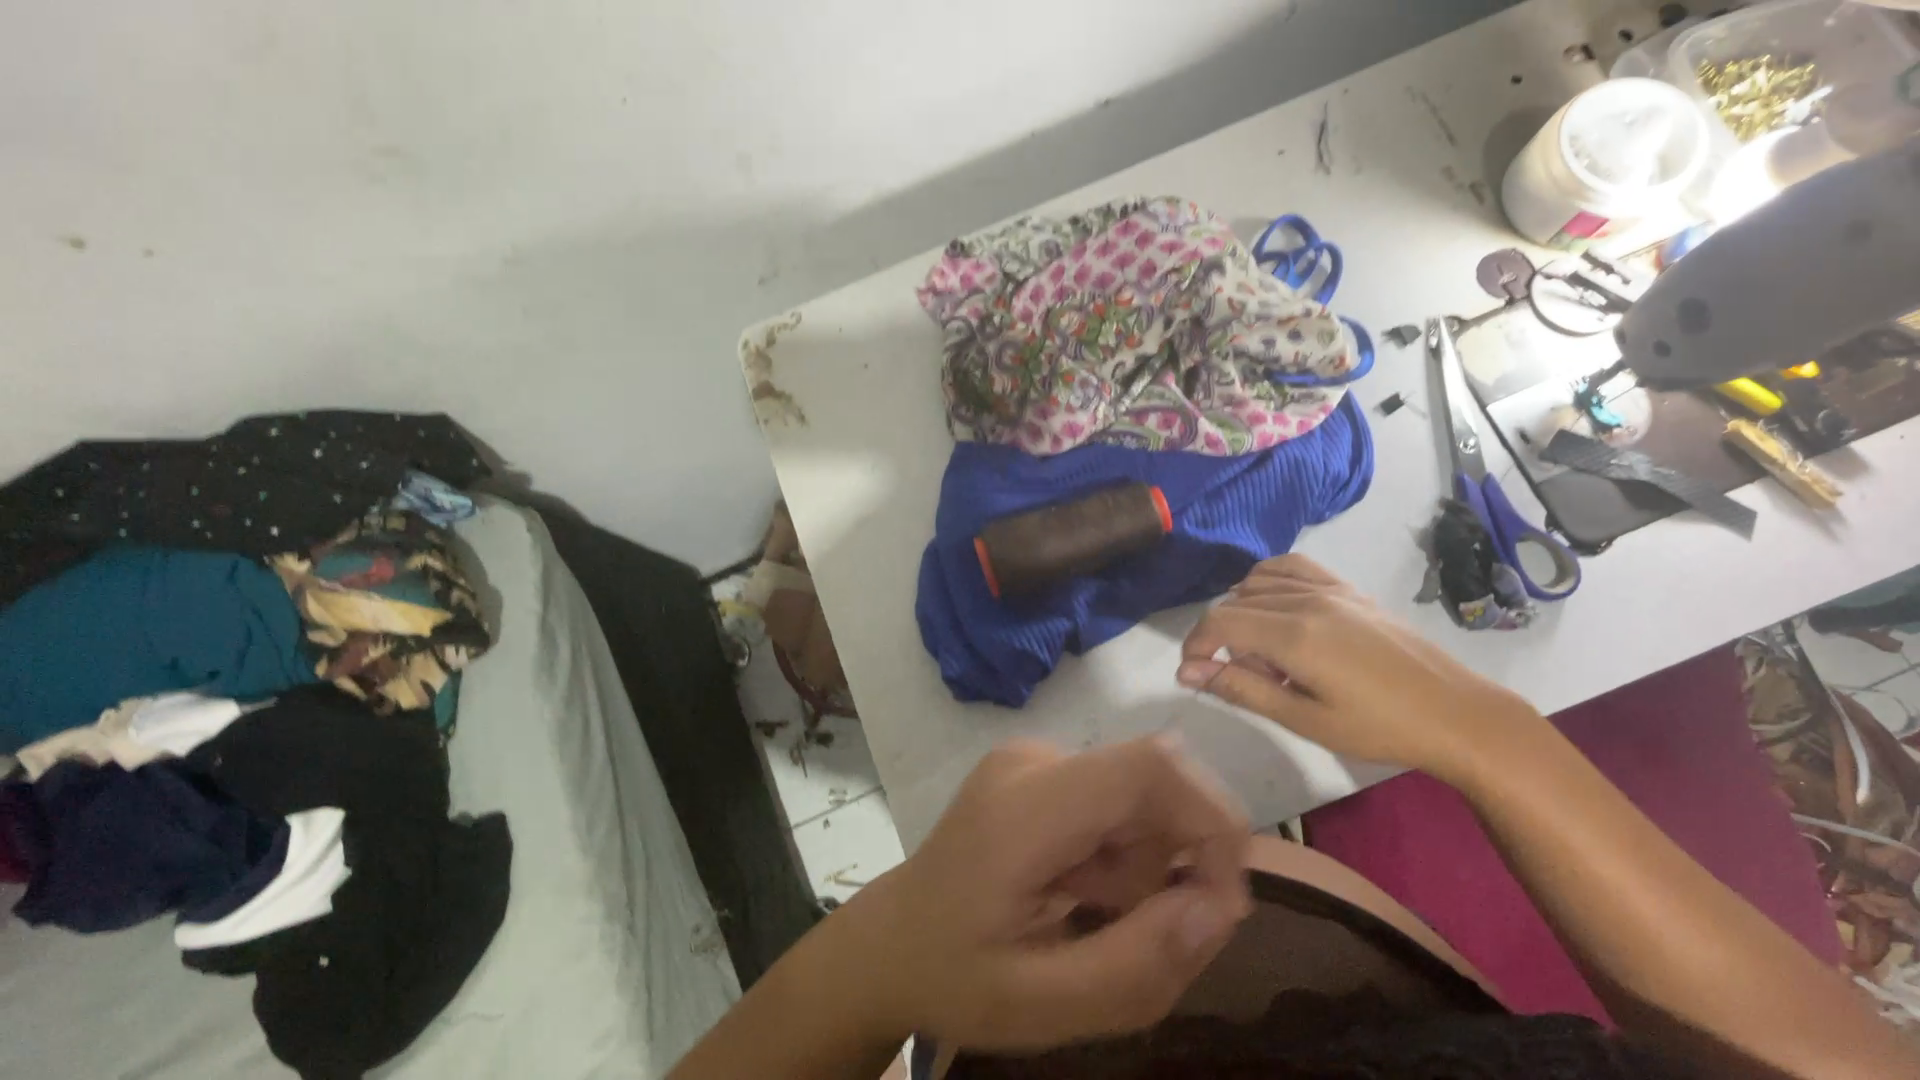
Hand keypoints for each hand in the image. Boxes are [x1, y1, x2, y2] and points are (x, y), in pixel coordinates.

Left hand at [842, 736, 1251, 1051]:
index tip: (1221, 900)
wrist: (891, 944)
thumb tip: (1222, 906)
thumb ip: (1137, 963)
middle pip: (1152, 784)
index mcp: (1024, 810)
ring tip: (1091, 912)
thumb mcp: (1043, 1003)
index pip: (1147, 767)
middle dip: (1173, 859)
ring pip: (1139, 796)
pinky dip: (1121, 853)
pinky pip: (1115, 801)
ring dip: (1143, 864)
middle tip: (1142, 929)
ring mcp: (1032, 761)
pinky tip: (1078, 889)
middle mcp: (1031, 763)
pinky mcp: (1038, 772)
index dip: (1209, 819)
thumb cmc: (956, 977)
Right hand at [1177, 554, 1543, 783]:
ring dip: (1243, 613)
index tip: (1194, 674)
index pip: (1220, 622)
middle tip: (1245, 679)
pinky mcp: (1349, 590)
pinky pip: (1293, 568)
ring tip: (1264, 653)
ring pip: (1258, 583)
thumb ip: (1243, 689)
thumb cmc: (1378, 727)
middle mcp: (1307, 601)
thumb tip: (1187, 671)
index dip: (1195, 645)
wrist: (1455, 713)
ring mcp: (1330, 590)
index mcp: (1295, 635)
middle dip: (1221, 639)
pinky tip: (1276, 608)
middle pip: (1235, 603)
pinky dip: (1269, 581)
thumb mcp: (1304, 719)